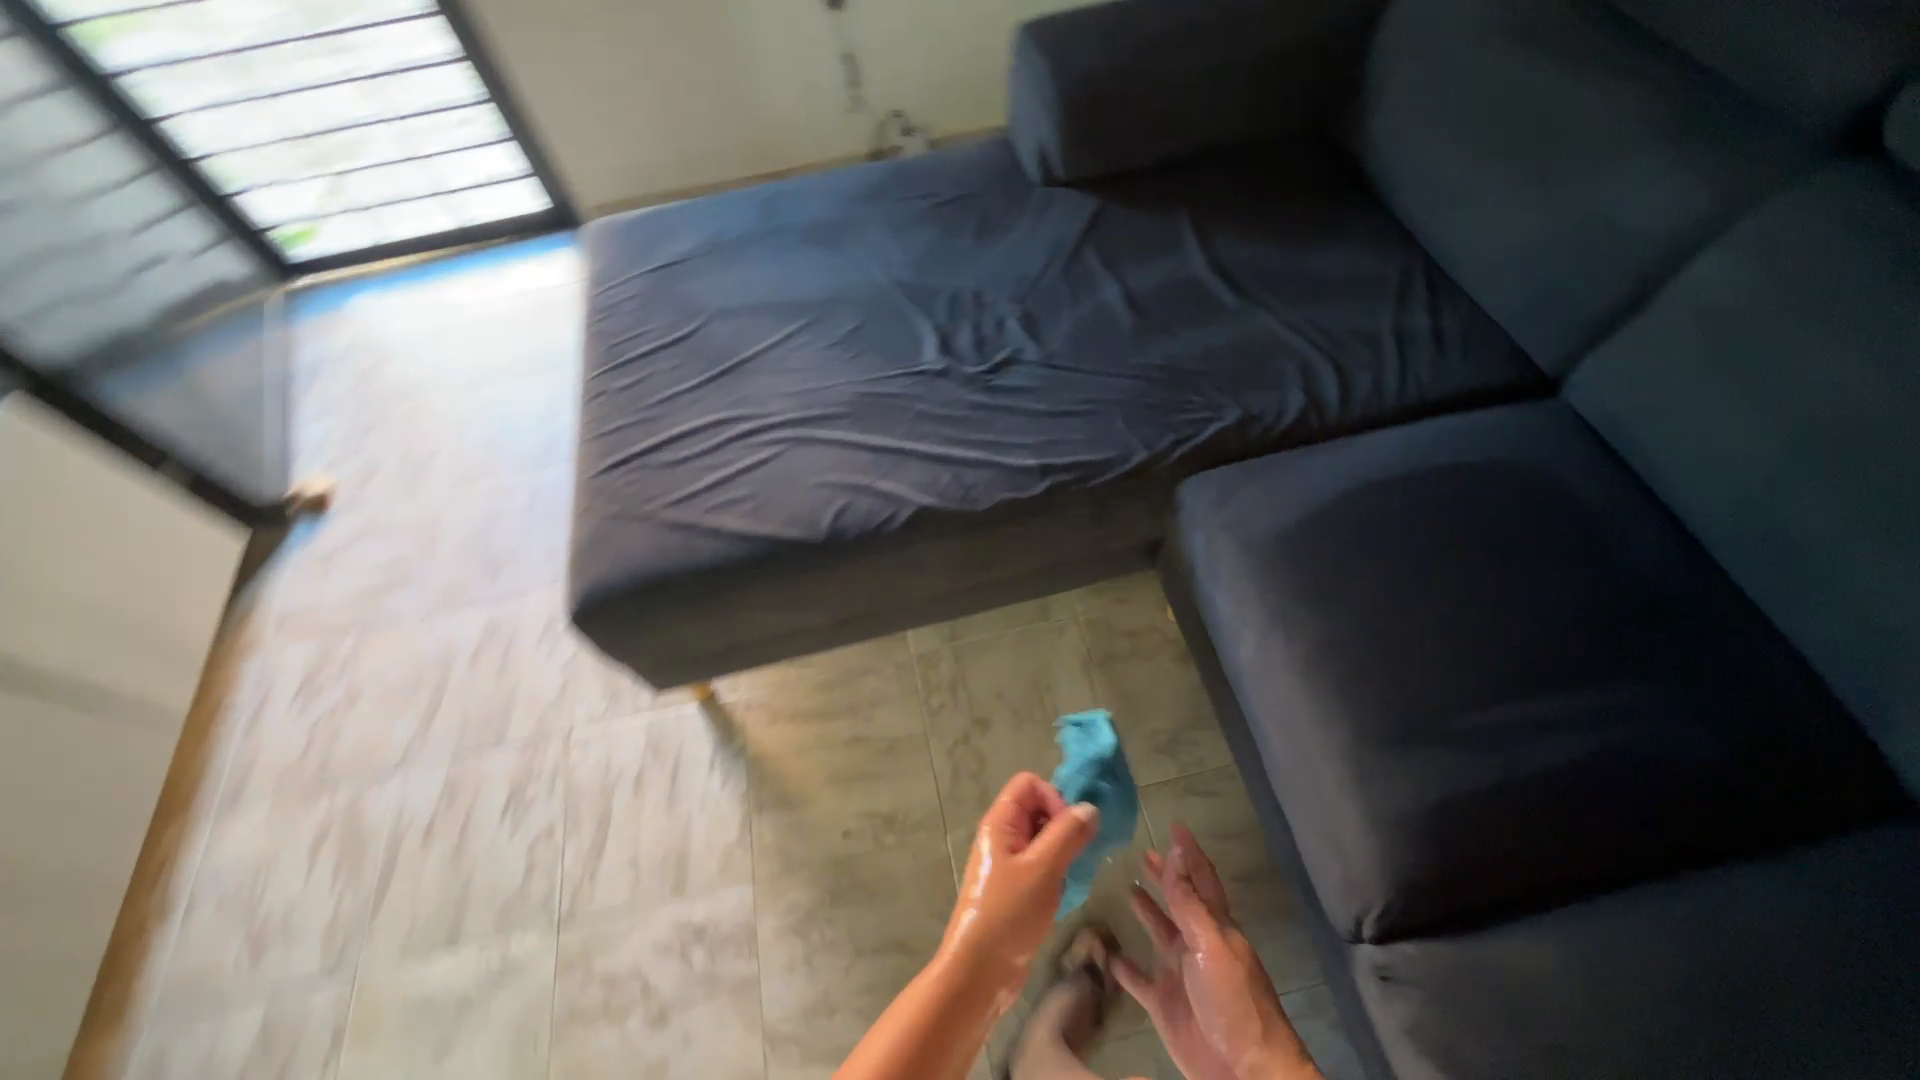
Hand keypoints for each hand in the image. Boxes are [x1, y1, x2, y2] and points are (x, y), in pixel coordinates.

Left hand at [937, 773, 1098, 1012]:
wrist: (979, 972)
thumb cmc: (1008, 914)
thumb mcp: (1042, 870)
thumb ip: (1067, 834)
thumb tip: (1090, 807)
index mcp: (999, 823)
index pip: (1029, 784)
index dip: (1053, 798)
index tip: (1069, 829)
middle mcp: (1002, 837)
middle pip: (1037, 809)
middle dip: (1064, 825)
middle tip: (1077, 855)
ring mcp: (1008, 864)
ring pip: (1043, 839)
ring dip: (1064, 852)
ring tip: (1072, 877)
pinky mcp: (1016, 889)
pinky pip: (1042, 866)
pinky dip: (1058, 873)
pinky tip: (1065, 895)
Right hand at [1113, 824, 1319, 1079]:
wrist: (1243, 1068)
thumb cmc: (1234, 1000)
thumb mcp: (1211, 944)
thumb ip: (1189, 901)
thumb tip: (1176, 852)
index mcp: (1215, 925)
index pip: (1200, 879)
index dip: (1188, 852)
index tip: (1175, 824)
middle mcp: (1196, 943)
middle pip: (1178, 901)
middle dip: (1165, 876)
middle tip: (1145, 853)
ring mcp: (1180, 973)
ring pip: (1158, 934)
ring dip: (1146, 912)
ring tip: (1127, 888)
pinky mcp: (1163, 1003)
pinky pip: (1137, 978)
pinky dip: (1122, 965)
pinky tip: (1106, 952)